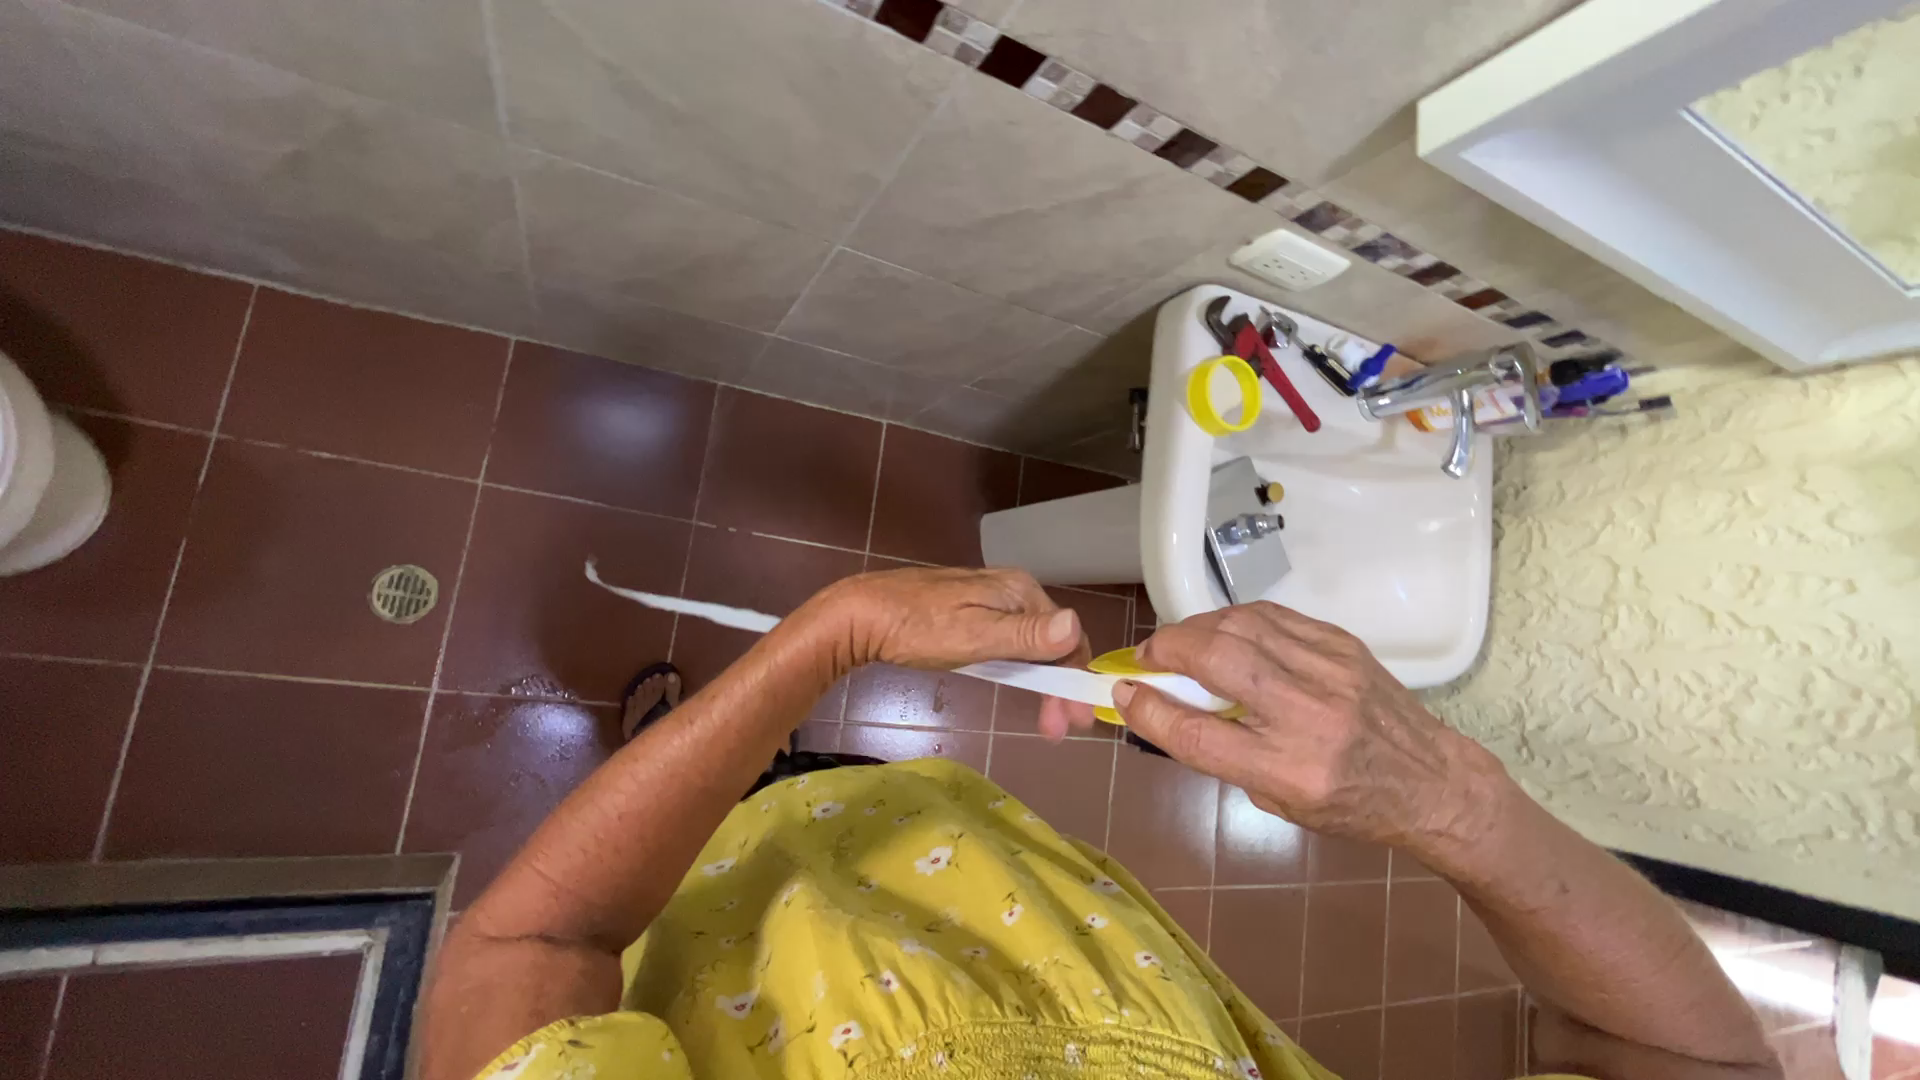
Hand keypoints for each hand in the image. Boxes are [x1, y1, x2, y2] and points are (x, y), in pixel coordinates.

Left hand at [803, 567, 1096, 737]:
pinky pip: (1009, 641)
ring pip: (1031, 644)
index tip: (1072, 721)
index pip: (1066, 637)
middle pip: (1051, 641)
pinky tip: (1018, 687)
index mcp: (1018, 591)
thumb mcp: (974, 637)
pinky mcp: (971, 612)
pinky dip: (1020, 668)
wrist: (860, 615)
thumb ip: (1025, 635)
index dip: (1074, 680)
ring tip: (1043, 720)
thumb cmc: (917, 629)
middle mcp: (1011, 590)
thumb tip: (1076, 624)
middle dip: (1060, 686)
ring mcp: (990, 600)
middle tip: (1056, 731)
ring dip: (1043, 682)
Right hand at [1113, 602, 1507, 851]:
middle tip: (1148, 659)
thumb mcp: (1276, 799)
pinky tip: (1220, 632)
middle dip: (1166, 650)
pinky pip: (1268, 616)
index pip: (1198, 734)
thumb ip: (1220, 751)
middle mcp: (1309, 716)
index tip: (1122, 692)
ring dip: (1194, 630)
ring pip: (1238, 627)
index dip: (1149, 709)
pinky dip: (1231, 620)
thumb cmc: (1348, 805)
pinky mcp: (1340, 643)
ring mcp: (1329, 672)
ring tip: (1179, 643)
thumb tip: (1166, 703)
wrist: (1433, 782)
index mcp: (1290, 771)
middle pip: (1216, 661)